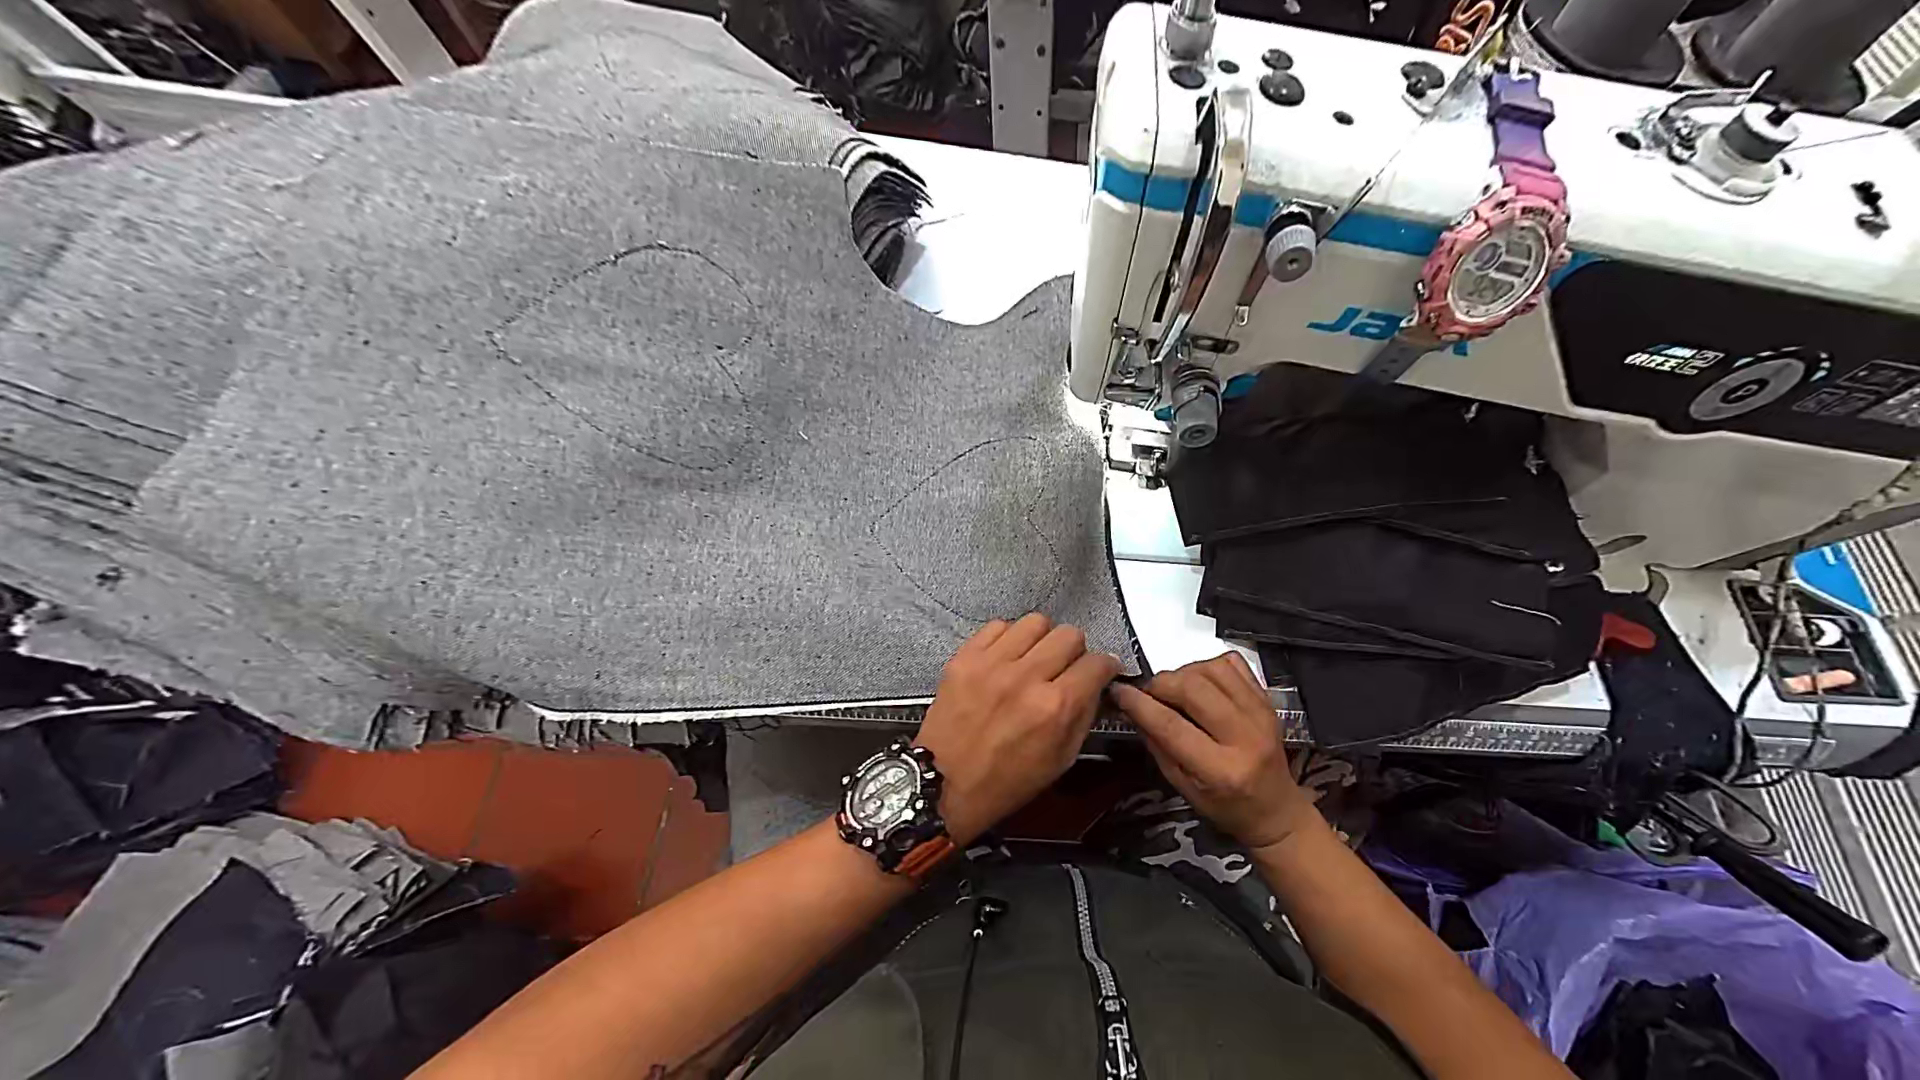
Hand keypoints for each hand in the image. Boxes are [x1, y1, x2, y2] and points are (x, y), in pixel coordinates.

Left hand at [913, 614, 1121, 845]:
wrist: (943, 784)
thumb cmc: (1001, 781)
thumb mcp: (1060, 760)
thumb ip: (1084, 715)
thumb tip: (1096, 685)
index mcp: (1054, 707)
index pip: (1096, 663)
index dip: (1105, 667)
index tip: (1101, 670)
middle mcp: (1025, 678)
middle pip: (1069, 635)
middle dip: (1075, 651)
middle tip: (1066, 666)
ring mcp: (992, 663)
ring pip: (1035, 622)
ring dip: (1042, 639)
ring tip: (1034, 658)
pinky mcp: (965, 657)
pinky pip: (997, 626)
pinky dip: (1008, 638)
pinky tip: (1006, 658)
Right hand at [1112, 653, 1320, 851]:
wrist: (1276, 810)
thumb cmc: (1226, 806)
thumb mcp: (1182, 785)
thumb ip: (1156, 744)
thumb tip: (1131, 708)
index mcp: (1221, 770)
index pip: (1171, 725)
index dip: (1139, 703)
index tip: (1119, 692)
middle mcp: (1245, 738)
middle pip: (1192, 688)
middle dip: (1160, 684)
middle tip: (1148, 693)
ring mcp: (1260, 714)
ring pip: (1212, 669)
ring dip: (1183, 672)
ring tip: (1174, 689)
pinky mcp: (1267, 700)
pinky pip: (1233, 665)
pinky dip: (1208, 666)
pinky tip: (1200, 682)